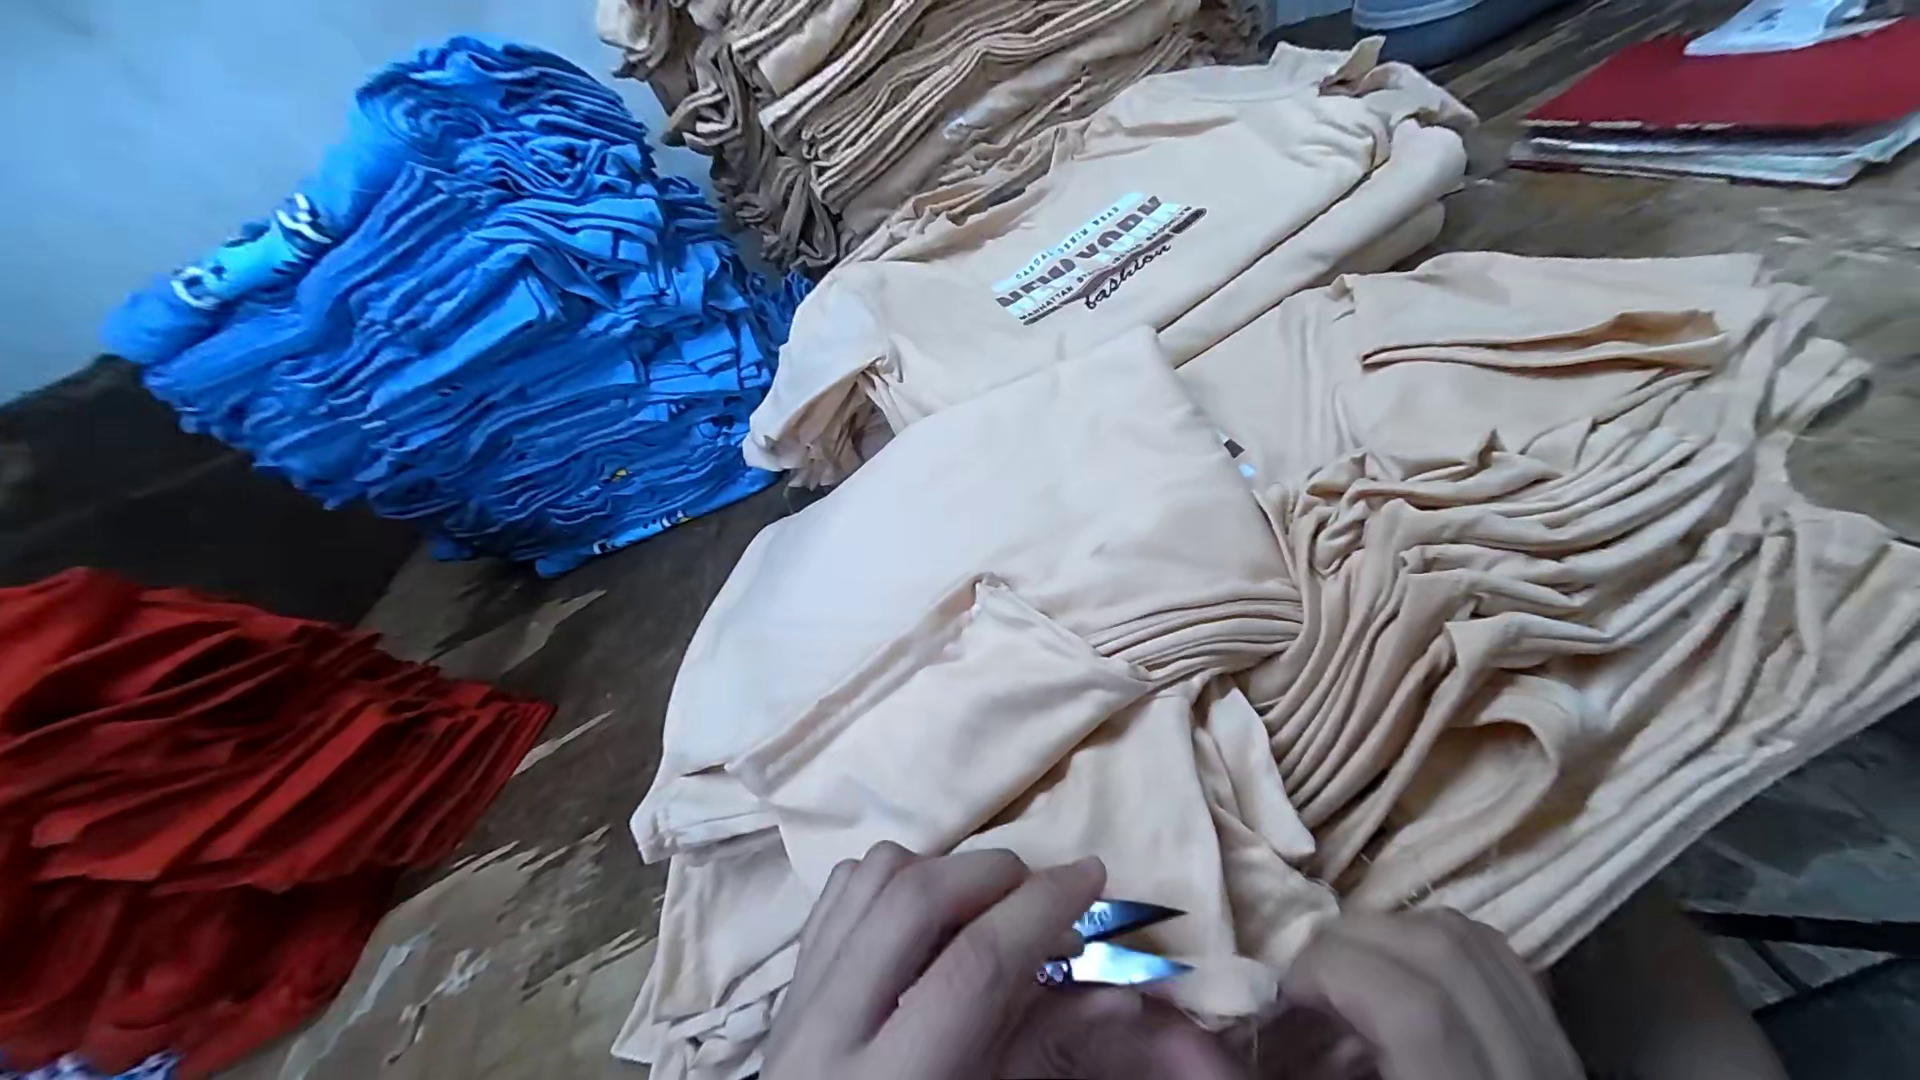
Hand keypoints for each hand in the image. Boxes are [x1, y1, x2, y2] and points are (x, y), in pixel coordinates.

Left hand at [762, 842, 1244, 1079]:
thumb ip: (1047, 1056)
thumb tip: (1125, 992)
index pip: (974, 967)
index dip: (1042, 911)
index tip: (1092, 874)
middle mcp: (825, 1029)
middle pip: (916, 898)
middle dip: (994, 873)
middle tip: (1041, 888)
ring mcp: (798, 995)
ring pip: (873, 876)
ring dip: (941, 867)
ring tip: (984, 901)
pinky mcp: (790, 977)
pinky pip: (843, 889)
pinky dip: (893, 876)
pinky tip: (927, 911)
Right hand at [1277, 910, 1582, 1079]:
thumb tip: (1166, 1025)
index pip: (1416, 1007)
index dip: (1333, 973)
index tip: (1287, 995)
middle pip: (1444, 955)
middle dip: (1352, 943)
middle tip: (1311, 984)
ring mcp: (1557, 1065)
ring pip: (1475, 944)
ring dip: (1392, 935)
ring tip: (1349, 975)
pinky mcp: (1559, 1052)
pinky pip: (1503, 962)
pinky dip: (1438, 945)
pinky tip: (1400, 974)